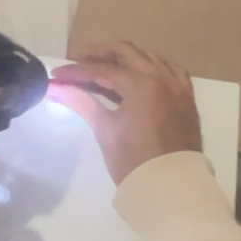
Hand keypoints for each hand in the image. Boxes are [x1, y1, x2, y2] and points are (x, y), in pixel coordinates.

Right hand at [47, 40, 203, 185]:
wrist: (171, 188)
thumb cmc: (134, 161)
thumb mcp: (105, 129)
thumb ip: (81, 102)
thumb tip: (54, 88)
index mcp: (141, 84)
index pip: (101, 70)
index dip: (75, 72)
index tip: (56, 76)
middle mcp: (162, 77)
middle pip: (125, 52)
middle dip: (98, 53)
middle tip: (76, 60)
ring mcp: (177, 85)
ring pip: (147, 56)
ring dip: (124, 56)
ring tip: (102, 64)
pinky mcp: (186, 96)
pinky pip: (169, 68)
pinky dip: (151, 65)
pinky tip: (139, 71)